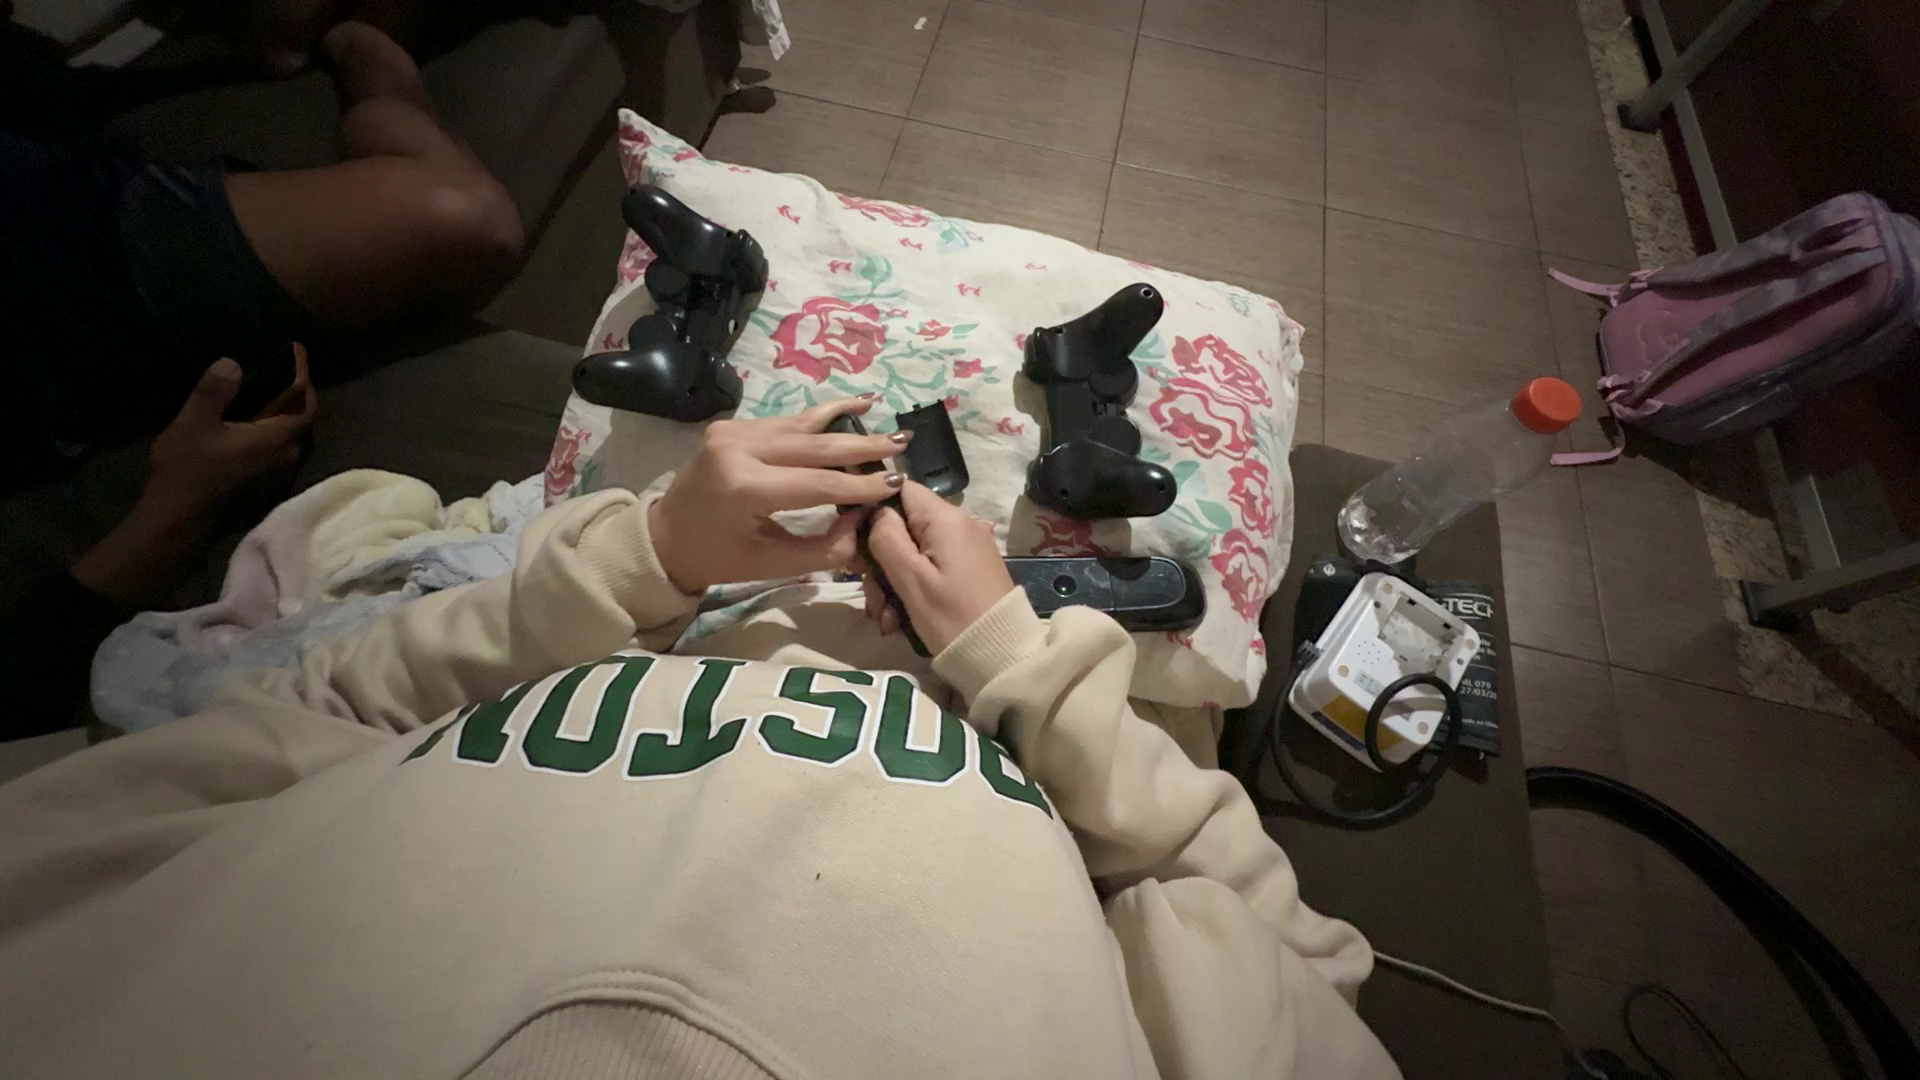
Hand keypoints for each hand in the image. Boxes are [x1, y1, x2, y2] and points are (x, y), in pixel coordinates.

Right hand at [143, 347, 318, 522]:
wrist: (185, 520)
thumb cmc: (191, 470)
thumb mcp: (194, 424)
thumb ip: (215, 393)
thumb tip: (233, 362)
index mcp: (282, 437)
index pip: (306, 401)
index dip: (303, 376)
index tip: (297, 353)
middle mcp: (294, 454)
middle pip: (306, 418)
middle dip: (298, 394)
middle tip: (284, 372)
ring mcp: (287, 471)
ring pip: (297, 435)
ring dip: (289, 414)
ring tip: (272, 394)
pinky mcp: (275, 483)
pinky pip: (285, 448)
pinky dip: (278, 431)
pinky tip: (258, 426)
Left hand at [649, 397, 908, 591]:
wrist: (664, 536)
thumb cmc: (718, 558)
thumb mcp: (772, 564)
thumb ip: (824, 547)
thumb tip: (864, 521)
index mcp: (743, 487)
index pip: (816, 484)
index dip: (859, 486)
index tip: (896, 485)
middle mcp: (738, 449)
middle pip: (815, 446)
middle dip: (863, 447)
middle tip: (902, 446)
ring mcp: (734, 431)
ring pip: (805, 426)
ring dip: (849, 427)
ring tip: (888, 428)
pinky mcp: (736, 426)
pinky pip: (789, 421)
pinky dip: (824, 415)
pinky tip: (856, 403)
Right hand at [864, 480, 1015, 655]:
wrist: (1001, 657)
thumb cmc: (952, 617)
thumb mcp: (911, 579)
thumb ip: (886, 538)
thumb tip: (876, 510)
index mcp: (944, 518)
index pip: (900, 489)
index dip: (872, 510)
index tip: (855, 543)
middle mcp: (959, 524)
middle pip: (904, 526)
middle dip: (880, 561)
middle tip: (872, 599)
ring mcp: (966, 547)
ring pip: (914, 552)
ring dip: (893, 583)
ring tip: (887, 619)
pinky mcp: (970, 570)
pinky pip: (931, 568)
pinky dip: (913, 590)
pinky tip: (901, 621)